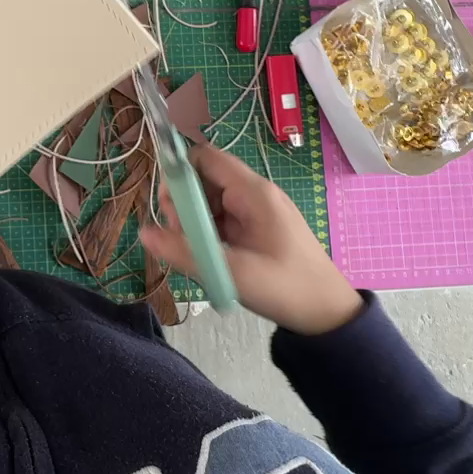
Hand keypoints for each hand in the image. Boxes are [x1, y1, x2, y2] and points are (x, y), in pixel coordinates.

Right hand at [139, 144, 361, 334]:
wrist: (329, 316)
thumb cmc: (288, 289)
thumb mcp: (233, 274)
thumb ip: (185, 252)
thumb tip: (144, 233)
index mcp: (253, 193)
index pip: (205, 157)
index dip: (179, 171)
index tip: (168, 205)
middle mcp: (252, 195)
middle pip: (202, 179)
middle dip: (182, 203)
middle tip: (180, 237)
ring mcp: (253, 212)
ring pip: (207, 201)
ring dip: (192, 222)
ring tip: (195, 251)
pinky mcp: (252, 229)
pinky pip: (218, 219)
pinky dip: (204, 233)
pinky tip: (207, 256)